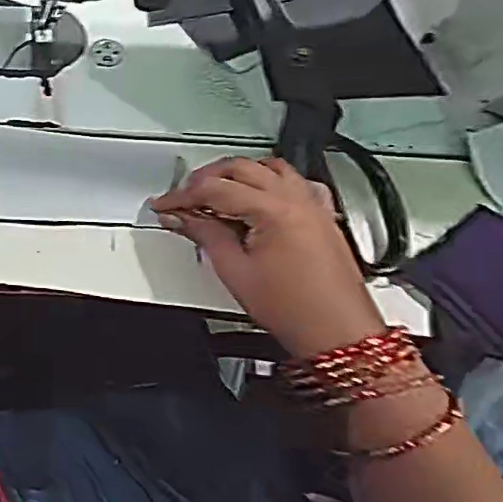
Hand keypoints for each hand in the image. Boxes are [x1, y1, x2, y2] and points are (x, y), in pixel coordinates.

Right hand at [149, 156, 385, 356]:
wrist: (337, 333)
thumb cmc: (297, 310)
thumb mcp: (234, 270)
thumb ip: (205, 234)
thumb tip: (183, 217)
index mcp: (275, 211)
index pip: (215, 189)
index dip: (182, 196)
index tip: (165, 205)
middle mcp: (298, 202)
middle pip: (240, 168)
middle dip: (205, 179)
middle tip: (183, 198)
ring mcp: (314, 207)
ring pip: (268, 168)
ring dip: (237, 174)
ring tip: (214, 191)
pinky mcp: (322, 218)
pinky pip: (296, 183)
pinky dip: (270, 181)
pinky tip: (257, 195)